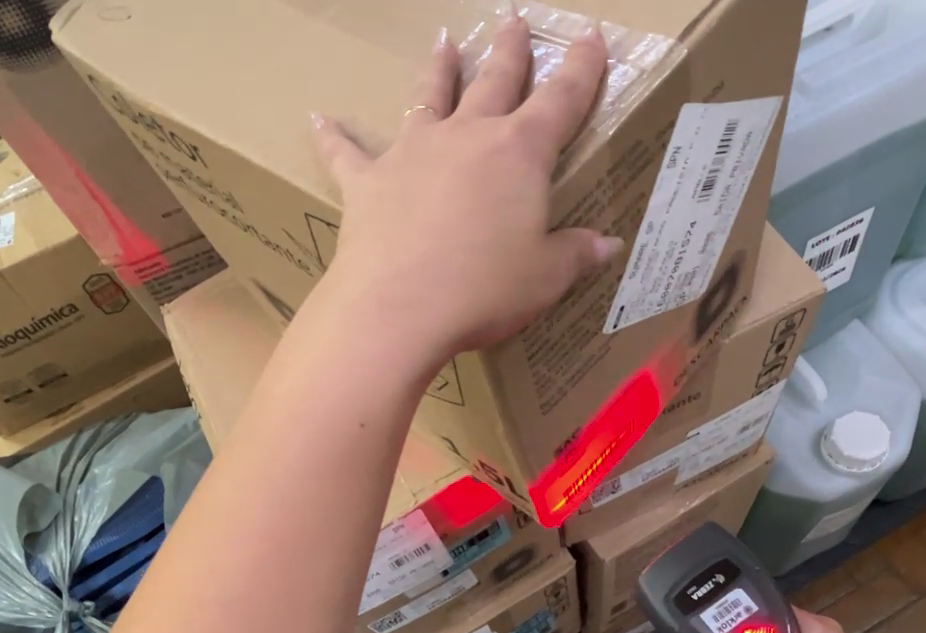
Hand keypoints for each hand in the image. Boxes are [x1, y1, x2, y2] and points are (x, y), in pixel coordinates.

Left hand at [309, 15, 623, 368]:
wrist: (399, 310)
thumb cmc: (484, 291)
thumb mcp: (545, 278)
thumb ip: (576, 254)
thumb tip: (608, 244)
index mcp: (520, 154)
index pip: (562, 101)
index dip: (581, 70)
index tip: (590, 38)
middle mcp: (467, 138)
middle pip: (494, 82)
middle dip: (509, 51)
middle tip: (514, 21)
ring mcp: (413, 154)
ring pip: (428, 98)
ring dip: (438, 70)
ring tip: (443, 41)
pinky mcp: (367, 184)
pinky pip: (347, 154)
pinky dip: (334, 136)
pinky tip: (318, 119)